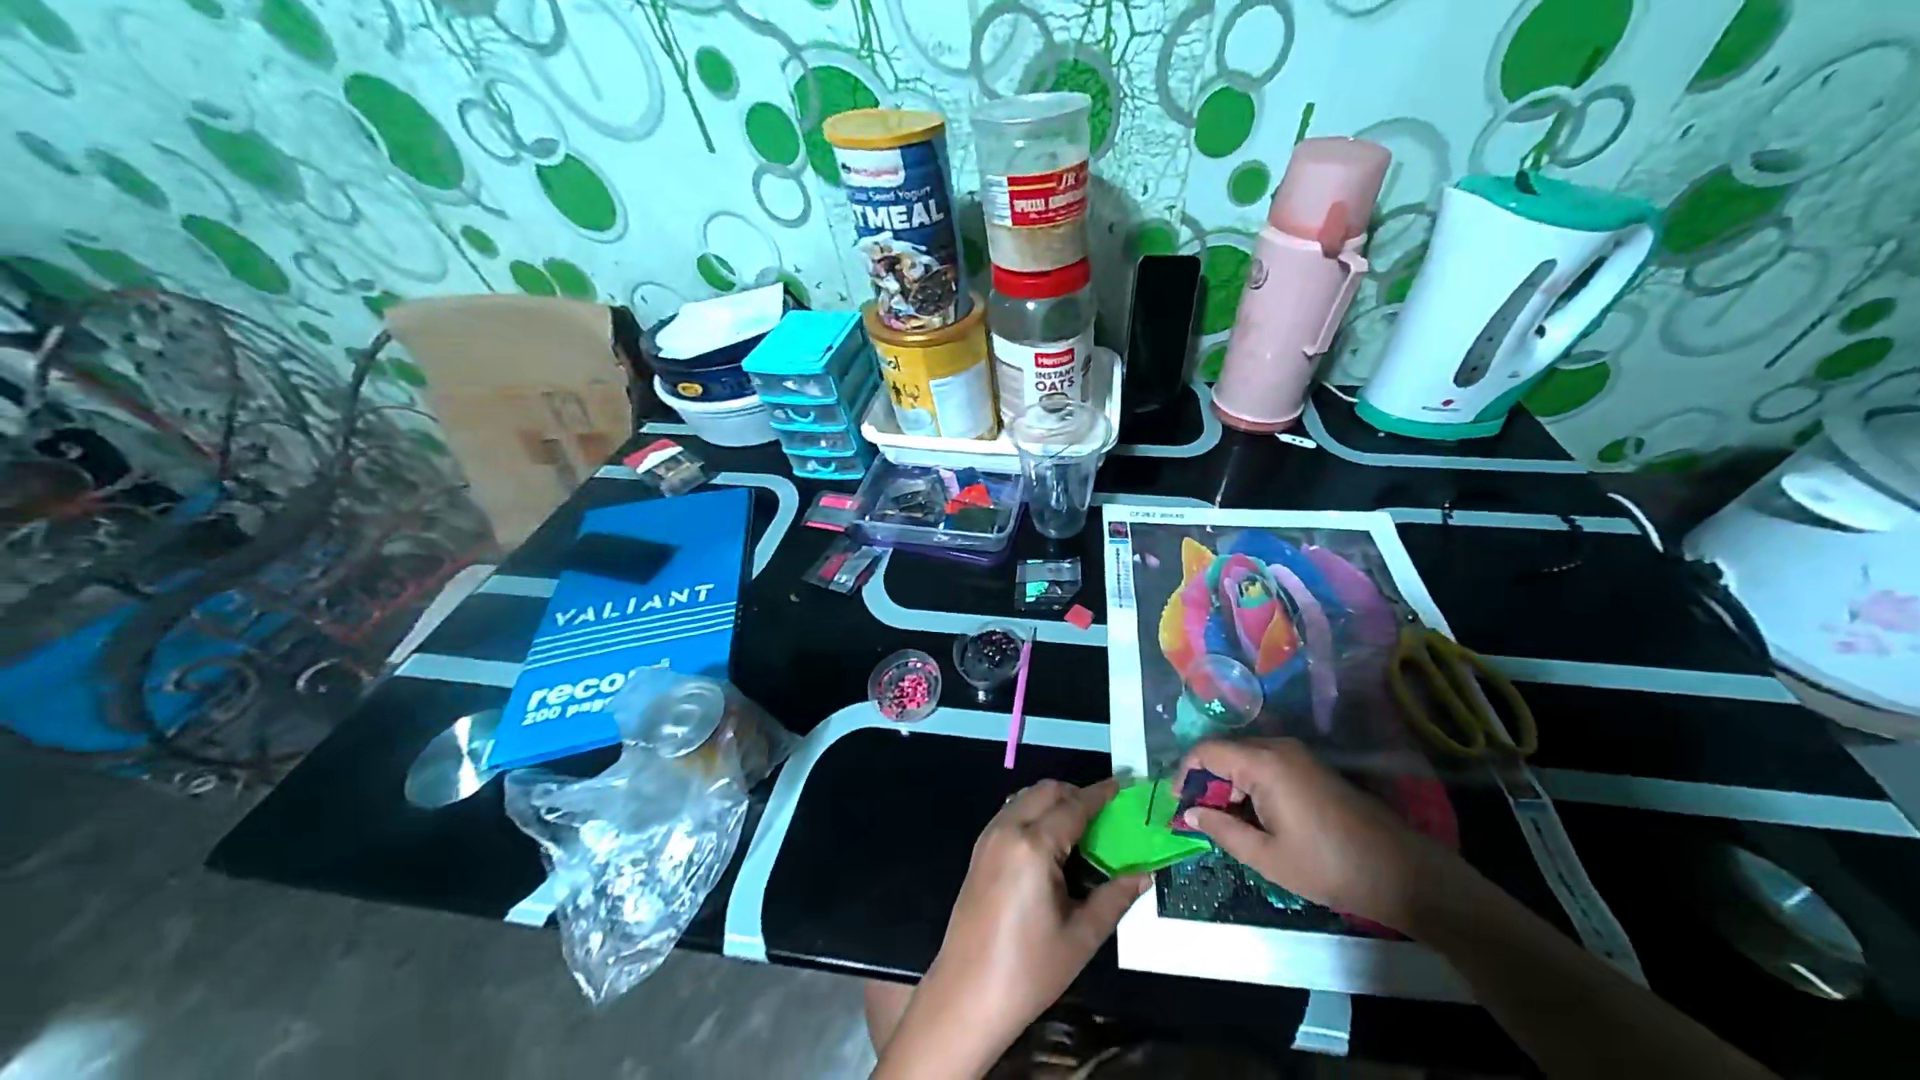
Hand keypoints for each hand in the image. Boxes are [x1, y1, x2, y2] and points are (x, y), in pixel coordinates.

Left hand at [874, 779, 1147, 1077]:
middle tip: (1106, 815)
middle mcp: (1007, 829)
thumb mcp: (1081, 936)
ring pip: (1026, 797)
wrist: (966, 995)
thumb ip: (1114, 897)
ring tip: (1082, 830)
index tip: (1124, 787)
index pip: (1074, 806)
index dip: (1101, 794)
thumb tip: (1144, 873)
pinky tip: (1052, 844)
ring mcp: (988, 837)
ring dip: (1054, 801)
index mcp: (1033, 845)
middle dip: (1077, 794)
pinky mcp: (979, 850)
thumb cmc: (1029, 970)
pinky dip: (1034, 813)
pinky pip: (1011, 813)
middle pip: (1046, 791)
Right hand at [1174, 737, 1472, 933]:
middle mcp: (1278, 748)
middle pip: (1224, 752)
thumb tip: (1189, 813)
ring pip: (1244, 758)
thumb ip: (1220, 830)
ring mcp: (1298, 755)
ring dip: (1228, 785)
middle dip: (1206, 782)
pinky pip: (1266, 765)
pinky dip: (1250, 785)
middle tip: (1201, 820)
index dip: (1184, 776)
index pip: (1205, 752)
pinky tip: (1254, 818)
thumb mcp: (1266, 857)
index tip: (1179, 807)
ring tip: (1226, 824)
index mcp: (1264, 763)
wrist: (1403, 872)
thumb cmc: (1329, 866)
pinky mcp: (1311, 767)